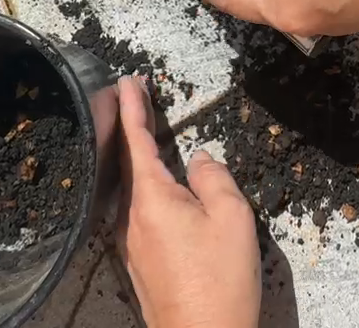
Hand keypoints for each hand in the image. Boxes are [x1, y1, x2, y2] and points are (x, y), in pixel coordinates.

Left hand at [114, 77, 260, 327]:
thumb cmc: (220, 277)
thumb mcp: (231, 216)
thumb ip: (215, 177)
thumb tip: (200, 159)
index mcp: (151, 198)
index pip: (135, 140)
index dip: (131, 107)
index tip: (127, 80)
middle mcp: (131, 216)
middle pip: (126, 159)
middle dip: (129, 123)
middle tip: (132, 91)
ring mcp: (130, 241)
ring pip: (130, 183)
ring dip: (135, 150)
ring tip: (143, 123)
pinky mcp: (139, 259)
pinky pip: (136, 204)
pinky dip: (142, 177)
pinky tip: (154, 174)